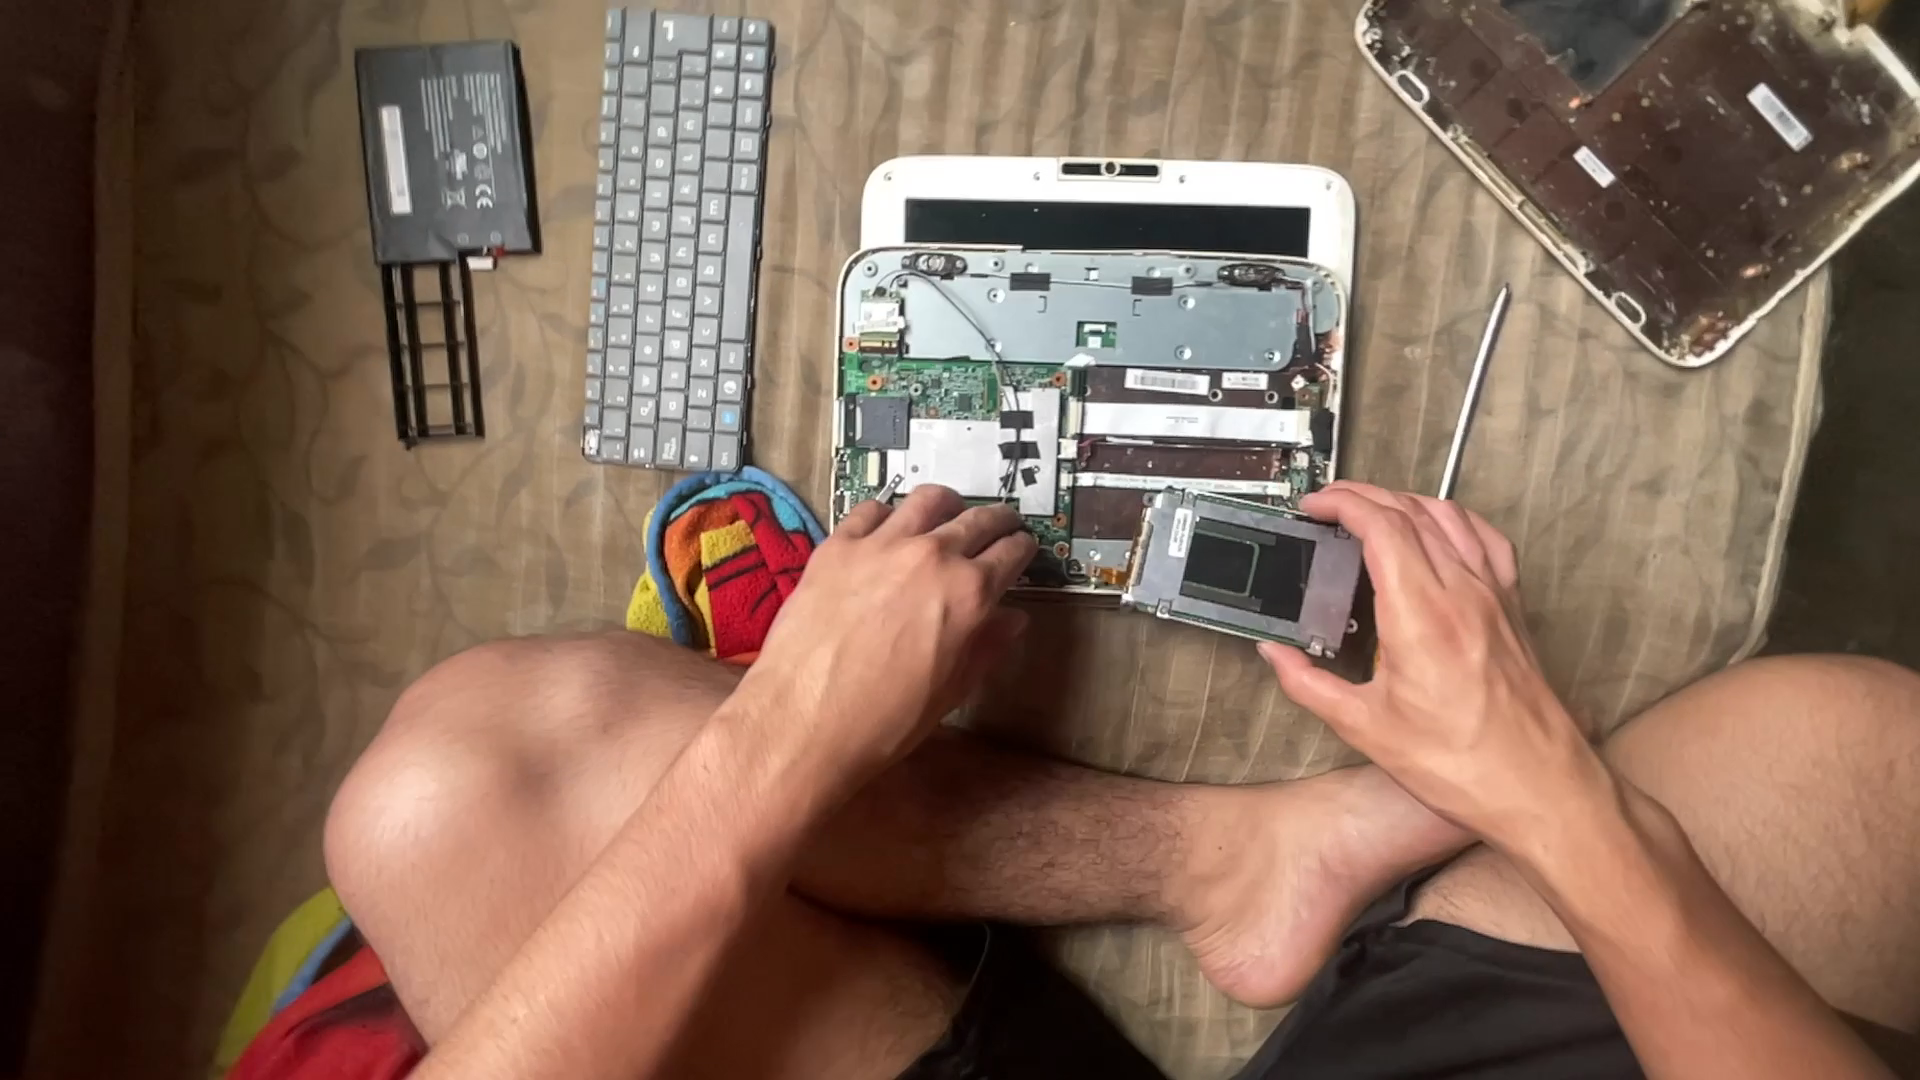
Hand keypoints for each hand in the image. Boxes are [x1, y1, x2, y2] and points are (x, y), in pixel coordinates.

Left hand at [734, 486, 1036, 792]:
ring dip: (948, 504)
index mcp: (969, 592)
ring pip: (927, 500)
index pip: (1011, 553)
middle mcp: (932, 555)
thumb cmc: (886, 720)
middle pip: (978, 519)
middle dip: (998, 520)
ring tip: (949, 512)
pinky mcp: (838, 545)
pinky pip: (871, 510)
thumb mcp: (951, 691)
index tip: (1024, 548)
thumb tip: (1013, 619)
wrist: (803, 721)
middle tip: (1001, 525)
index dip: (1023, 548)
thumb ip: (986, 647)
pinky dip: (889, 514)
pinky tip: (888, 528)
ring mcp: (881, 544)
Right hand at [1259, 482, 1610, 849]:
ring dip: (1402, 500)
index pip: (1382, 527)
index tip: (1314, 505)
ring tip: (1369, 509)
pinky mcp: (1513, 609)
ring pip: (1449, 517)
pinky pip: (1486, 540)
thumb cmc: (1461, 763)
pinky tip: (1436, 528)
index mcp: (1421, 615)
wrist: (1543, 792)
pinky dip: (1452, 519)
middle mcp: (1463, 594)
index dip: (1342, 503)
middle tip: (1326, 504)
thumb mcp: (1363, 727)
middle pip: (1410, 511)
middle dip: (1362, 495)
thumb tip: (1272, 654)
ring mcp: (1494, 596)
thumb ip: (1307, 683)